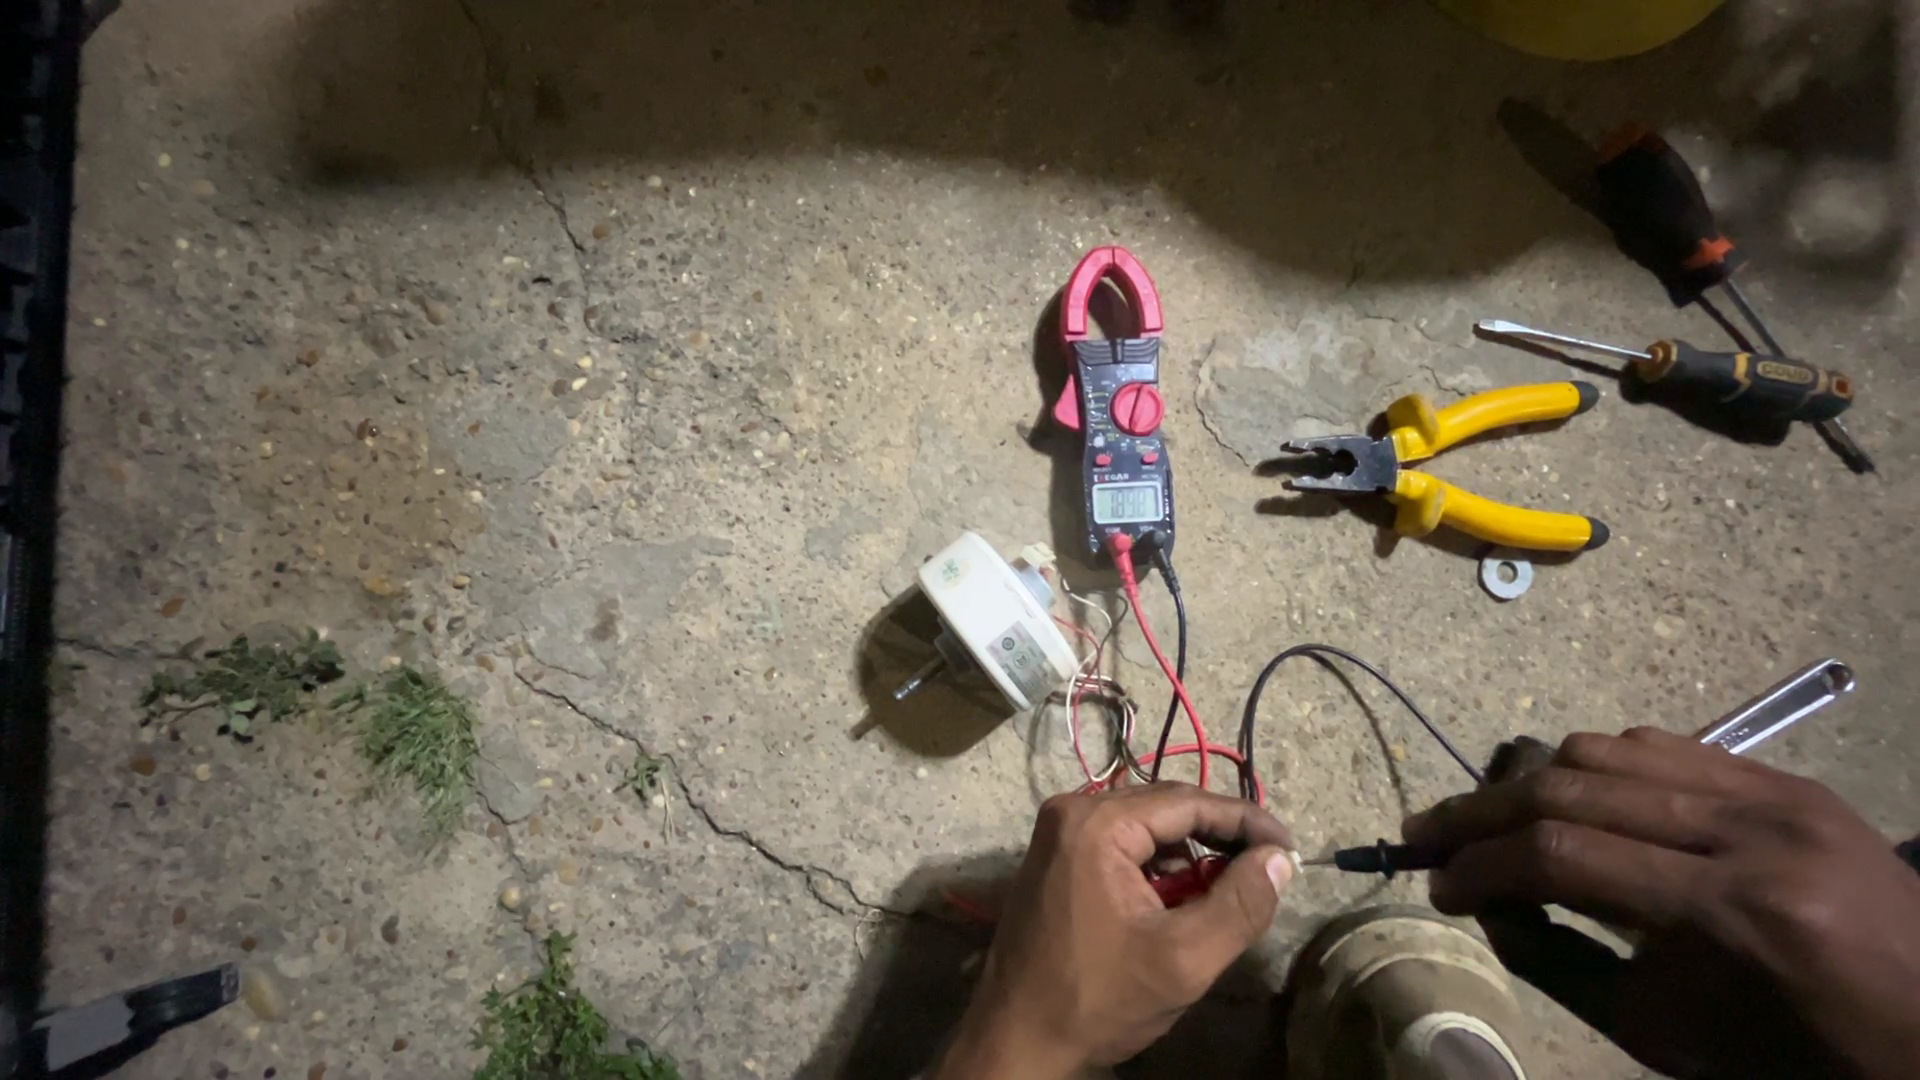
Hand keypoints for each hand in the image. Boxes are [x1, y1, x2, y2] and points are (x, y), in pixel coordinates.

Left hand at [932, 784, 1294, 1078]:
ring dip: (1187, 852)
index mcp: (1097, 822)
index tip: (1289, 847)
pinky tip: (1177, 899)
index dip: (1244, 820)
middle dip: (1218, 835)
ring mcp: (1059, 830)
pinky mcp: (1057, 853)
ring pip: (1144, 825)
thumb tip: (1279, 859)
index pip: (1187, 801)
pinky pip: (1120, 841)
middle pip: (1164, 806)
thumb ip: (1239, 905)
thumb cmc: (1098, 998)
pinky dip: (1156, 864)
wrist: (1015, 1034)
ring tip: (1224, 891)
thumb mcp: (1183, 958)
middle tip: (1267, 866)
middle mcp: (1073, 809)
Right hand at [1403, 726, 1919, 1079]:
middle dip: (1477, 812)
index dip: (1478, 864)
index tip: (1436, 883)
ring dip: (1529, 785)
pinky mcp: (1783, 777)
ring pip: (1595, 751)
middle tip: (1429, 832)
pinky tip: (1581, 802)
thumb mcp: (1664, 1033)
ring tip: (1502, 821)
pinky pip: (1651, 743)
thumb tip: (1473, 896)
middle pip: (1564, 789)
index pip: (1559, 855)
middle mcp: (1756, 833)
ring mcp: (1776, 793)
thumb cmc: (1800, 1058)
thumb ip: (1550, 957)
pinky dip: (1591, 768)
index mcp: (1740, 915)